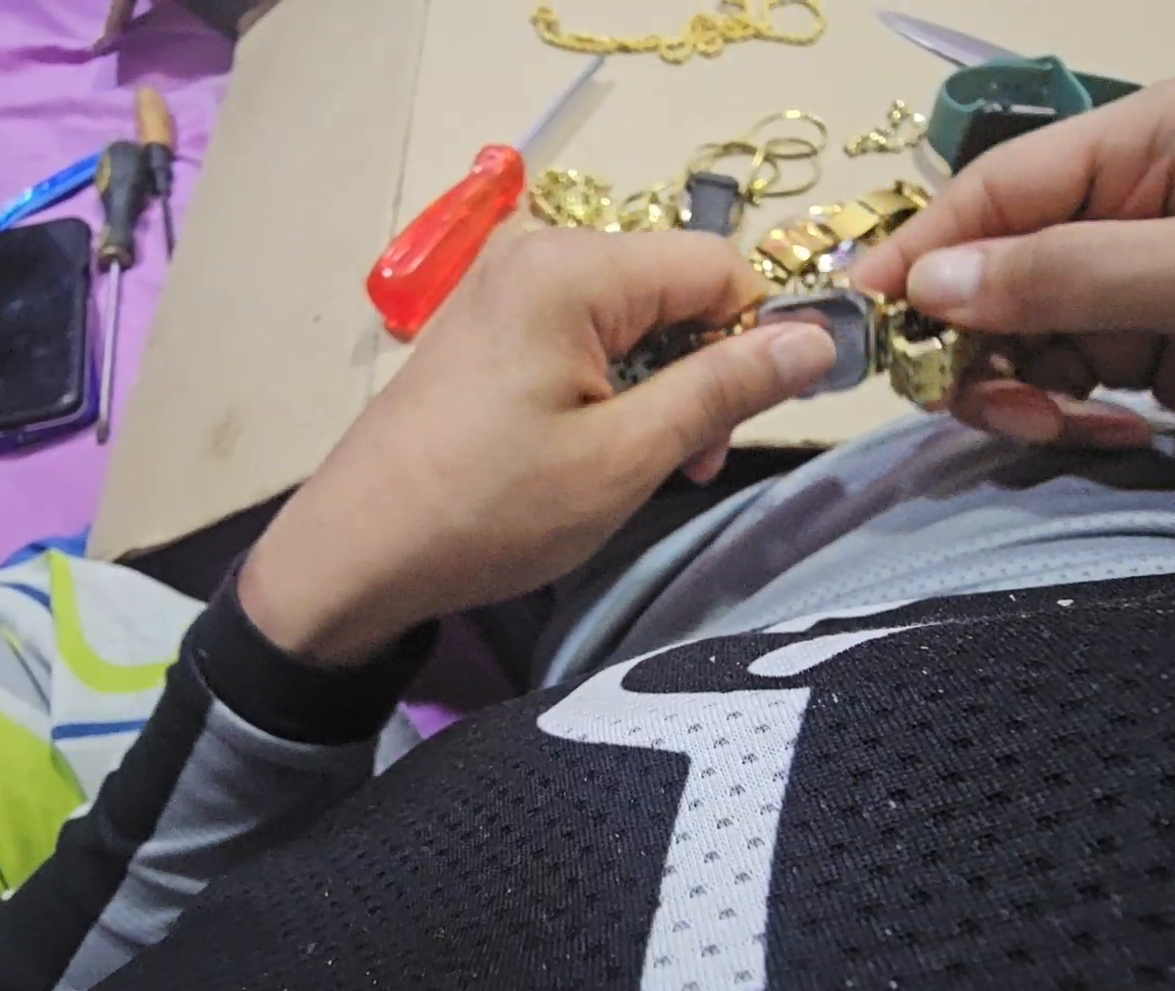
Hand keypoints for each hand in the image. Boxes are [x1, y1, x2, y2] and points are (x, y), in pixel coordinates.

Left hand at [238, 229, 838, 665]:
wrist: (357, 553)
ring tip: (640, 465)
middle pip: (670, 290)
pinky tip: (593, 445)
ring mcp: (501, 289)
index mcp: (572, 268)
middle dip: (700, 371)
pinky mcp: (484, 328)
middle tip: (689, 461)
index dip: (754, 336)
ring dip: (657, 388)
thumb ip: (724, 388)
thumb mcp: (624, 456)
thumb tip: (817, 339)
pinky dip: (607, 387)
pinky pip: (577, 337)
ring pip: (628, 319)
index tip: (748, 419)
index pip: (715, 267)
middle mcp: (534, 253)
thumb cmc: (492, 510)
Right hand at [852, 60, 1174, 476]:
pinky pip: (1049, 376)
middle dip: (971, 338)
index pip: (1006, 186)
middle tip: (970, 400)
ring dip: (1011, 387)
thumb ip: (1073, 274)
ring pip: (1010, 331)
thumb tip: (926, 284)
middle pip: (992, 266)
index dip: (924, 247)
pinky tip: (1105, 434)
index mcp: (1171, 138)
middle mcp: (1138, 200)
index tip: (859, 310)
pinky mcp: (1136, 346)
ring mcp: (1133, 279)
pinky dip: (1052, 413)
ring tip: (1058, 427)